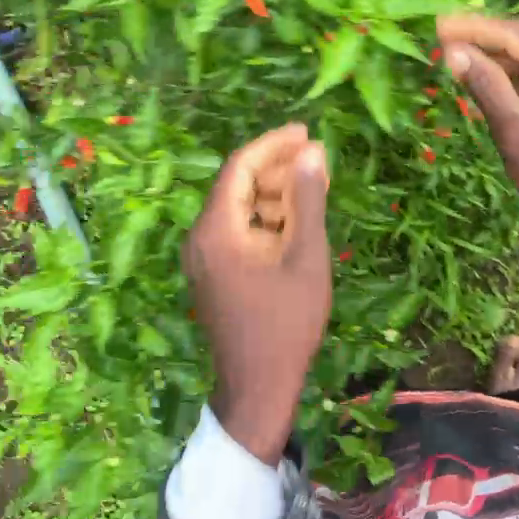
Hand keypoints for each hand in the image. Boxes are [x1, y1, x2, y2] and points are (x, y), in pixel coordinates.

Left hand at [182, 123, 331, 464]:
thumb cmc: (286, 322)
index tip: (306, 131)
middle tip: (318, 160)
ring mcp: (204, 257)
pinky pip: (238, 229)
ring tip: (315, 188)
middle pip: (238, 184)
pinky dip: (266, 219)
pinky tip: (297, 221)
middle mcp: (200, 237)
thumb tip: (313, 151)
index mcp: (216, 230)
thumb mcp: (306, 255)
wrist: (258, 387)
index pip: (240, 167)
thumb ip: (308, 199)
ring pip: (239, 207)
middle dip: (278, 168)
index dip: (273, 144)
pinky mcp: (213, 272)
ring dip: (275, 193)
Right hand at [436, 15, 518, 225]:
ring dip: (505, 58)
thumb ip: (487, 87)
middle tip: (448, 41)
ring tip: (465, 63)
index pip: (517, 35)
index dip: (476, 28)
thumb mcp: (515, 133)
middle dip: (488, 39)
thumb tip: (456, 53)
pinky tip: (497, 83)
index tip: (442, 26)